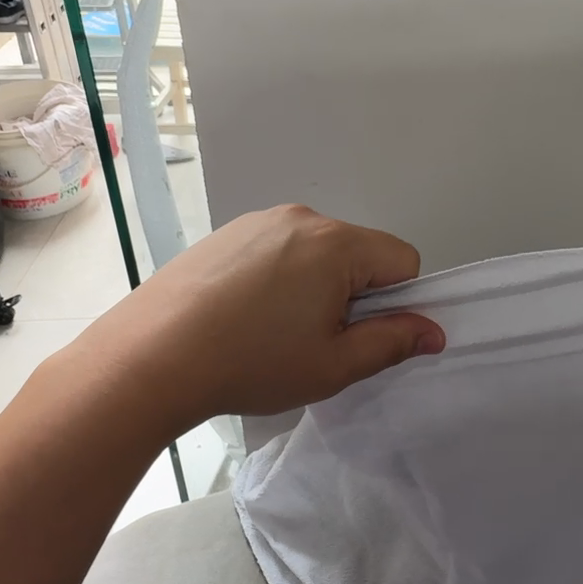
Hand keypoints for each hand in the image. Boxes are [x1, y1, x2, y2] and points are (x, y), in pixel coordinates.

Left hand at [55, 204, 445, 440]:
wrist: (148, 357)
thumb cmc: (251, 363)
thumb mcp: (333, 365)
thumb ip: (392, 343)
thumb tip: (434, 331)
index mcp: (338, 244)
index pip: (402, 260)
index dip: (394, 302)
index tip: (358, 335)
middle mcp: (305, 218)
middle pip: (358, 252)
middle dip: (352, 293)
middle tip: (312, 339)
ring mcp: (261, 220)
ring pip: (317, 250)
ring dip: (314, 283)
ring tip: (270, 329)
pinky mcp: (228, 231)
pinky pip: (278, 248)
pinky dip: (277, 275)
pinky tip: (241, 313)